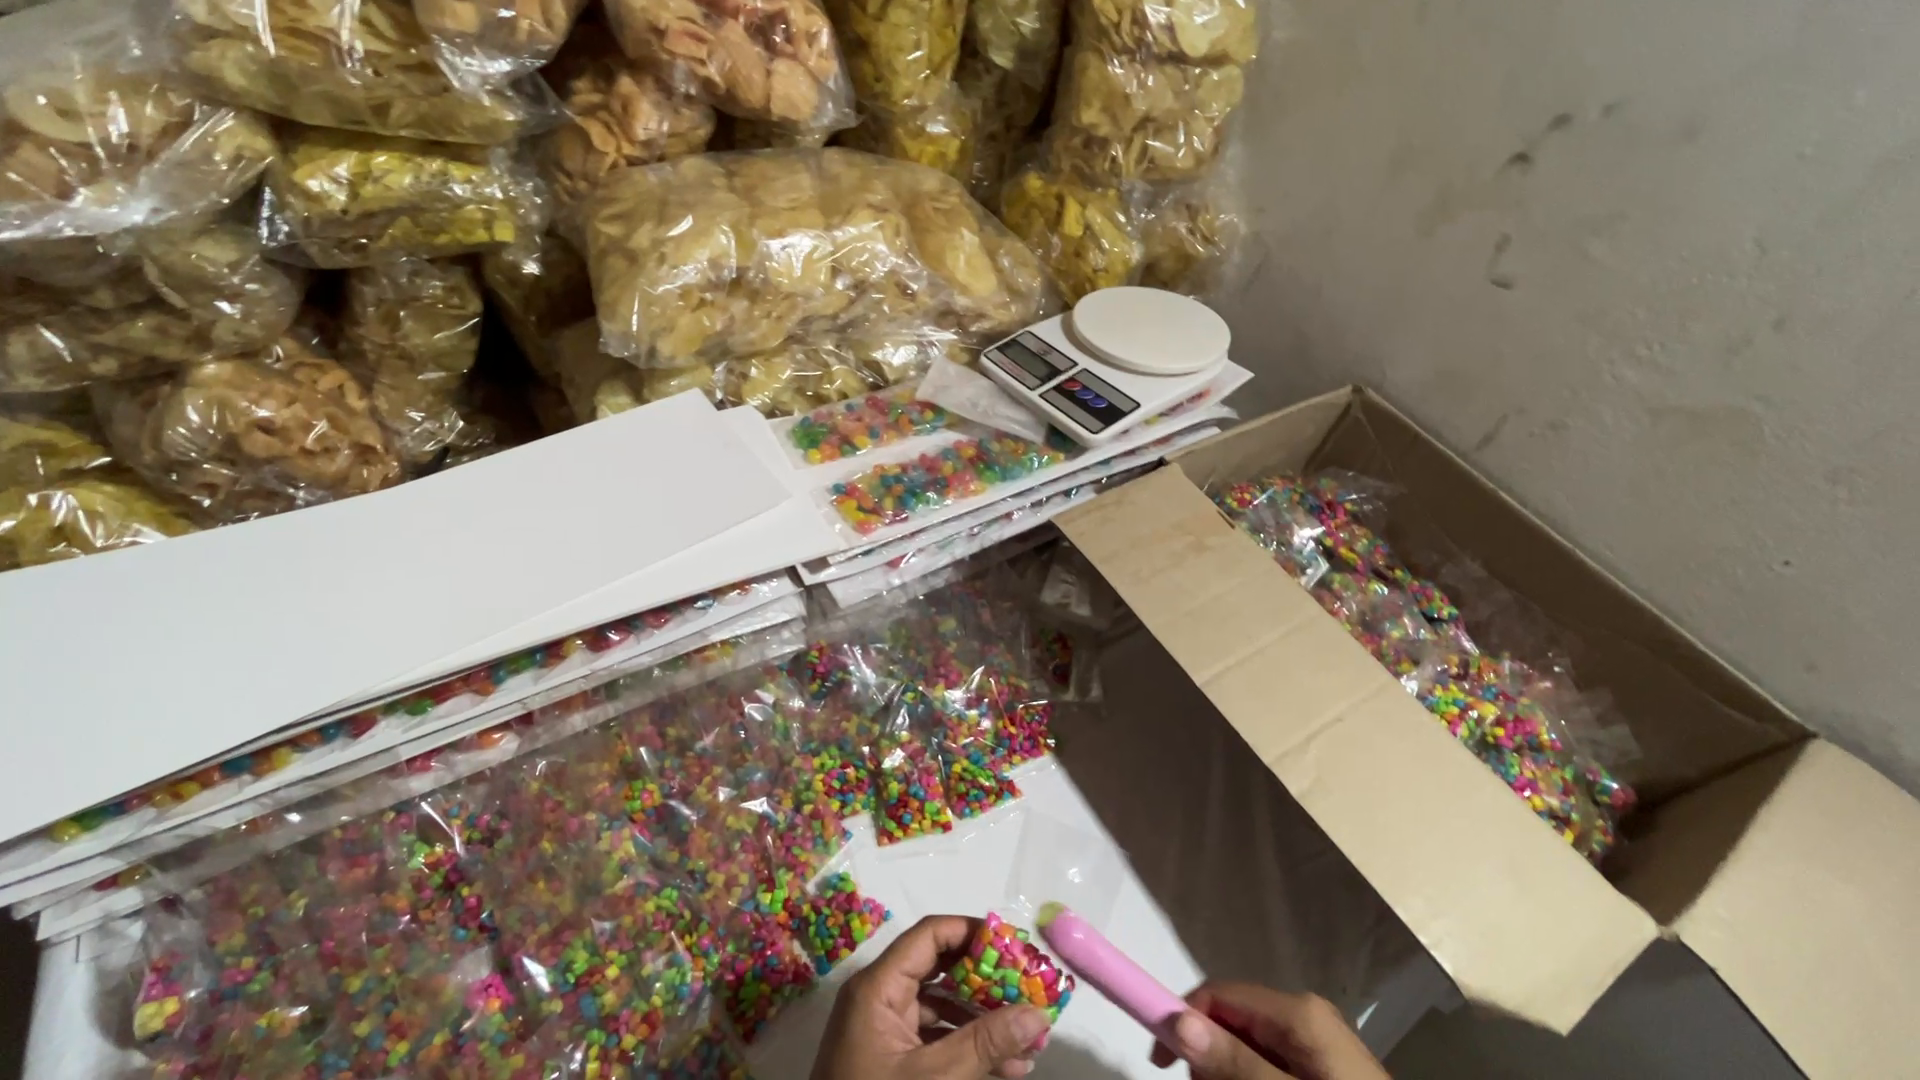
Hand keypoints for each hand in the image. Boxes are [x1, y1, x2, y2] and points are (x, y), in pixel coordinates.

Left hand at [811, 915, 1052, 1079]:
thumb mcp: (934, 1077)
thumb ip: (986, 1043)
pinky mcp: (891, 1058)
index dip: (974, 932)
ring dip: (985, 1021)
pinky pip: (936, 1038)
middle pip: (940, 968)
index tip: (1016, 946)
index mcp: (879, 986)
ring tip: (1029, 1039)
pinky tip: (1008, 1068)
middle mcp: (880, 997)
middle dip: (988, 982)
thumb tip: (1039, 1013)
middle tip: (1030, 991)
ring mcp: (885, 1028)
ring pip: (943, 1007)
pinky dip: (968, 1047)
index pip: (931, 935)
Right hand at [1149, 981, 1389, 1079]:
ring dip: (1229, 1074)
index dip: (1183, 1021)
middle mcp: (1304, 1014)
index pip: (1218, 994)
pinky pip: (1271, 1064)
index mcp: (1296, 1013)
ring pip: (1249, 1047)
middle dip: (1210, 1059)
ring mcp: (1316, 1041)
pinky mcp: (1324, 1066)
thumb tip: (1178, 1020)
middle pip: (1232, 1022)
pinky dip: (1254, 1079)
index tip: (1161, 1066)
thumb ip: (1235, 1064)